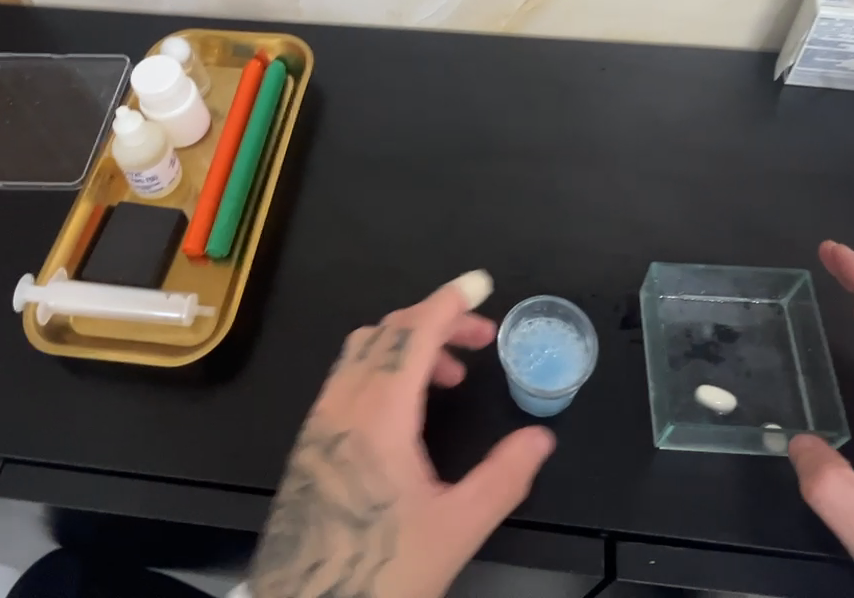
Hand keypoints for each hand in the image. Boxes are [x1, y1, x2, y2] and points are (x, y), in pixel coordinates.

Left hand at [247, 271, 556, 597]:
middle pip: (391, 329)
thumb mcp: (456, 529)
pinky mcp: (313, 436)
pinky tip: (407, 405)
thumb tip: (540, 438)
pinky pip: (350, 373)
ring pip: (365, 347)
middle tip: (481, 338)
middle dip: (439, 320)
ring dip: (410, 342)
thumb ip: (503, 478)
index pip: (416, 331)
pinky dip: (385, 364)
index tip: (480, 284)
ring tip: (449, 376)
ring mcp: (323, 417)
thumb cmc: (379, 570)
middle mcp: (345, 402)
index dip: (451, 300)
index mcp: (380, 414)